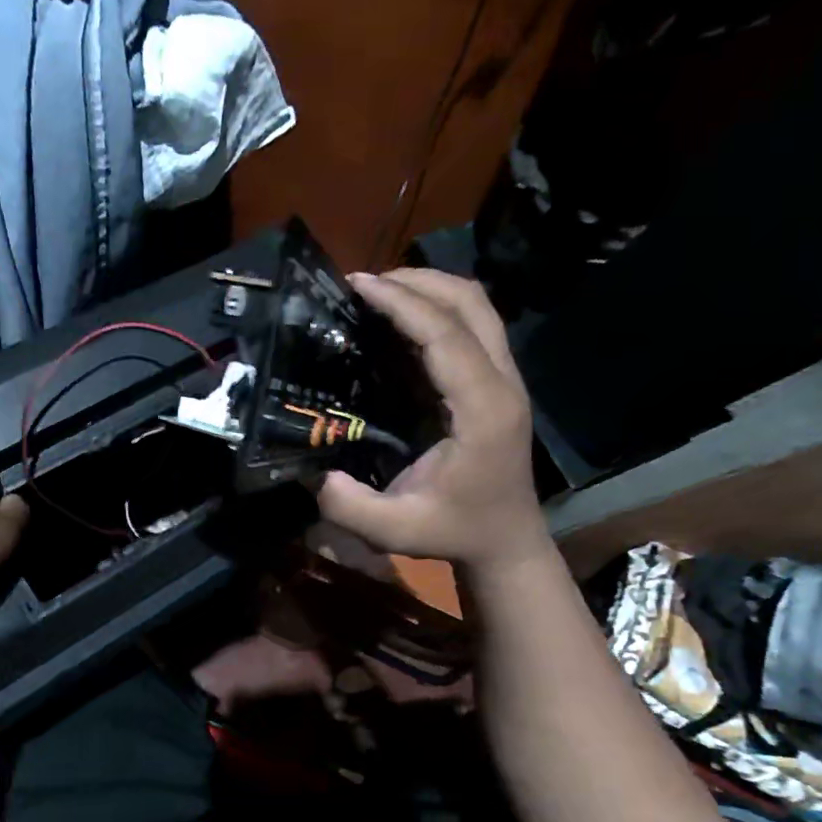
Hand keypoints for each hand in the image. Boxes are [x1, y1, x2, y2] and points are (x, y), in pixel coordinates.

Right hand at [317, 270, 550, 571]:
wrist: (507, 540)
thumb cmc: (454, 531)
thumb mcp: (394, 530)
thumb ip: (349, 507)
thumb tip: (315, 473)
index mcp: (483, 410)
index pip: (446, 334)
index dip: (402, 303)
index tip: (358, 284)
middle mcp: (503, 383)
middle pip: (470, 302)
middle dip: (416, 281)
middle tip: (363, 284)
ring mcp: (506, 379)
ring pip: (477, 307)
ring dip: (429, 289)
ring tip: (379, 292)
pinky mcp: (497, 382)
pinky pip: (473, 326)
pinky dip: (437, 310)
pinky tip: (400, 322)